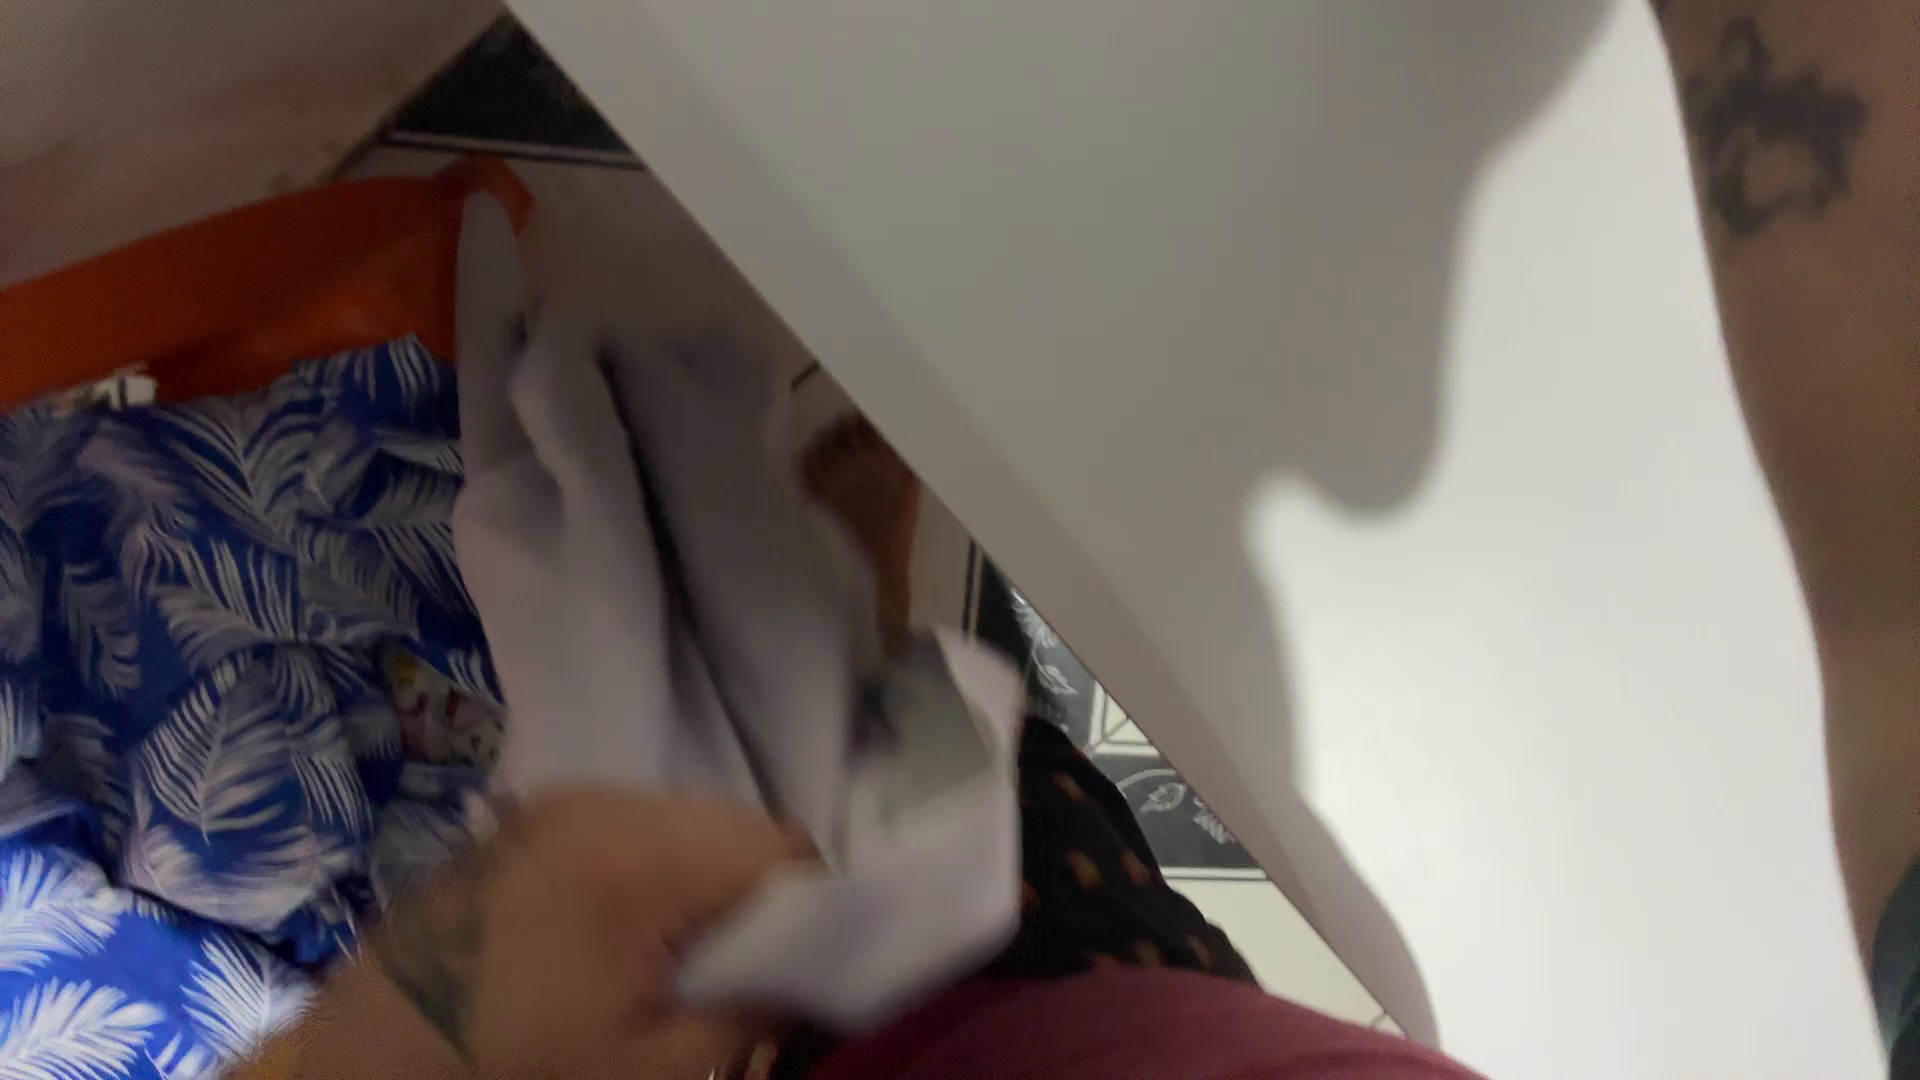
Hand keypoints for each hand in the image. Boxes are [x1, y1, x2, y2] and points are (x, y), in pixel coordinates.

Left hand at [270, 789, 811, 1079]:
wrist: (349, 1075)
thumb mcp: (646, 1074)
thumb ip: (750, 1012)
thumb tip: (817, 977)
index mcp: (642, 860)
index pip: (781, 845)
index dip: (808, 902)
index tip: (790, 961)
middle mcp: (614, 802)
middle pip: (741, 824)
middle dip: (758, 887)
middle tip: (732, 960)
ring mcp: (576, 797)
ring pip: (698, 817)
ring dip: (710, 870)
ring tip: (674, 941)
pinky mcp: (549, 806)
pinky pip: (648, 819)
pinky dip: (664, 860)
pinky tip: (629, 917)